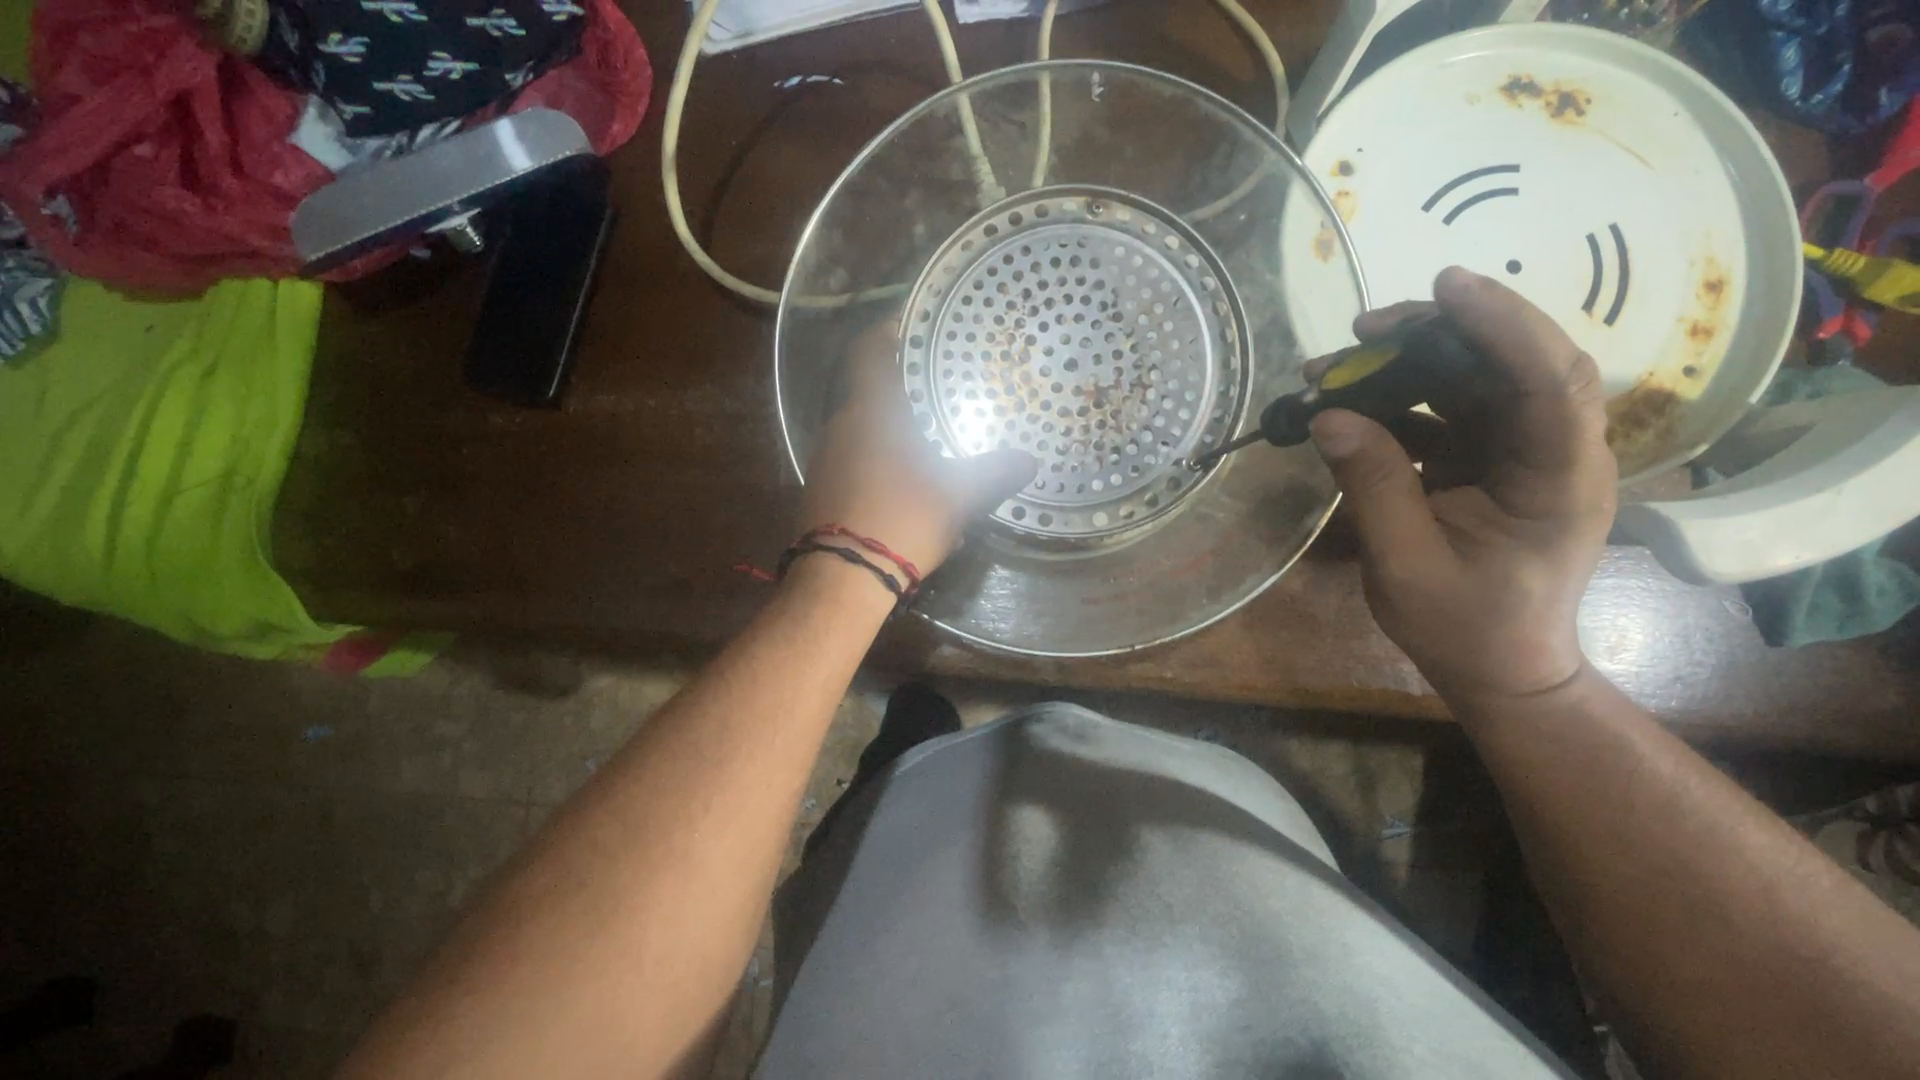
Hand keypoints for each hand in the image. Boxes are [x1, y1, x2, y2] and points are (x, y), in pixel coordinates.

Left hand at [798, 325, 1037, 580]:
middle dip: (899, 390)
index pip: (869, 351)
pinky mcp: (818, 491)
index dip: (885, 332)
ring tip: (926, 440)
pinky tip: (904, 486)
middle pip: (867, 392)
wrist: (842, 576)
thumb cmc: (902, 517)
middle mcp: (841, 425)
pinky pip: (852, 462)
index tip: (906, 326)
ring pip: (860, 430)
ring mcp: (824, 460)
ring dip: (888, 431)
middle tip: (934, 390)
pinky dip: (877, 463)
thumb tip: (1029, 460)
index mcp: (872, 411)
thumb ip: (994, 474)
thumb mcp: (959, 497)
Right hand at [1308, 267, 1617, 704]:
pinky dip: (1401, 399)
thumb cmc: (1464, 627)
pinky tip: (1352, 402)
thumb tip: (1328, 416)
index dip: (1504, 326)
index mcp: (1559, 480)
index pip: (1551, 383)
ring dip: (1412, 362)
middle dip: (1443, 332)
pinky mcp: (1493, 460)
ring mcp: (1524, 453)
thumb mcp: (1405, 564)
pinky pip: (1451, 409)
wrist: (1501, 668)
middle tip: (1366, 327)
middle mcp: (1555, 452)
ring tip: (1341, 361)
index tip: (1443, 289)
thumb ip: (1373, 486)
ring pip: (1479, 379)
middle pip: (1516, 363)